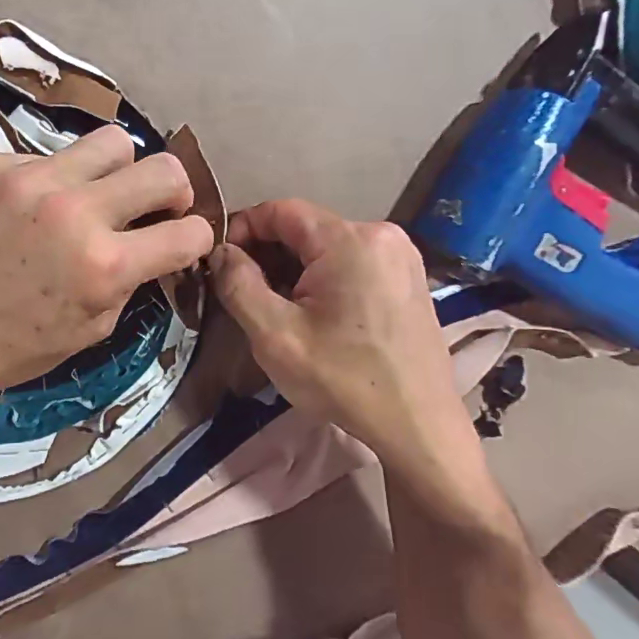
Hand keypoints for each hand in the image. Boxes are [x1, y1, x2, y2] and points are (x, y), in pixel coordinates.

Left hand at [0, 125, 213, 399]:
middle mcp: (73, 210)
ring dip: (115, 170)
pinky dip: (51, 180)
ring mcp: (29, 179)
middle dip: (173, 190)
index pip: (189, 232)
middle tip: (154, 205)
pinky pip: (47, 155)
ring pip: (110, 141)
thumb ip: (131, 279)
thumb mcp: (93, 327)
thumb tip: (154, 243)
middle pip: (164, 167)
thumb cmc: (16, 343)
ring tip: (93, 193)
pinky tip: (27, 207)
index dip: (196, 238)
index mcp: (104, 264)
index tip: (183, 238)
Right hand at [209, 200, 458, 454]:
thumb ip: (238, 284)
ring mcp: (401, 256)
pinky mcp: (409, 279)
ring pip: (327, 246)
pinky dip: (323, 278)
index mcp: (350, 240)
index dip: (243, 228)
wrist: (418, 428)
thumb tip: (221, 252)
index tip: (221, 262)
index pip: (280, 210)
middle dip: (267, 253)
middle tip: (244, 291)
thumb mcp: (274, 334)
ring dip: (293, 268)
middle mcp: (381, 235)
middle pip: (305, 228)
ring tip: (276, 307)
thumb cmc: (343, 379)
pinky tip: (314, 314)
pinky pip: (351, 262)